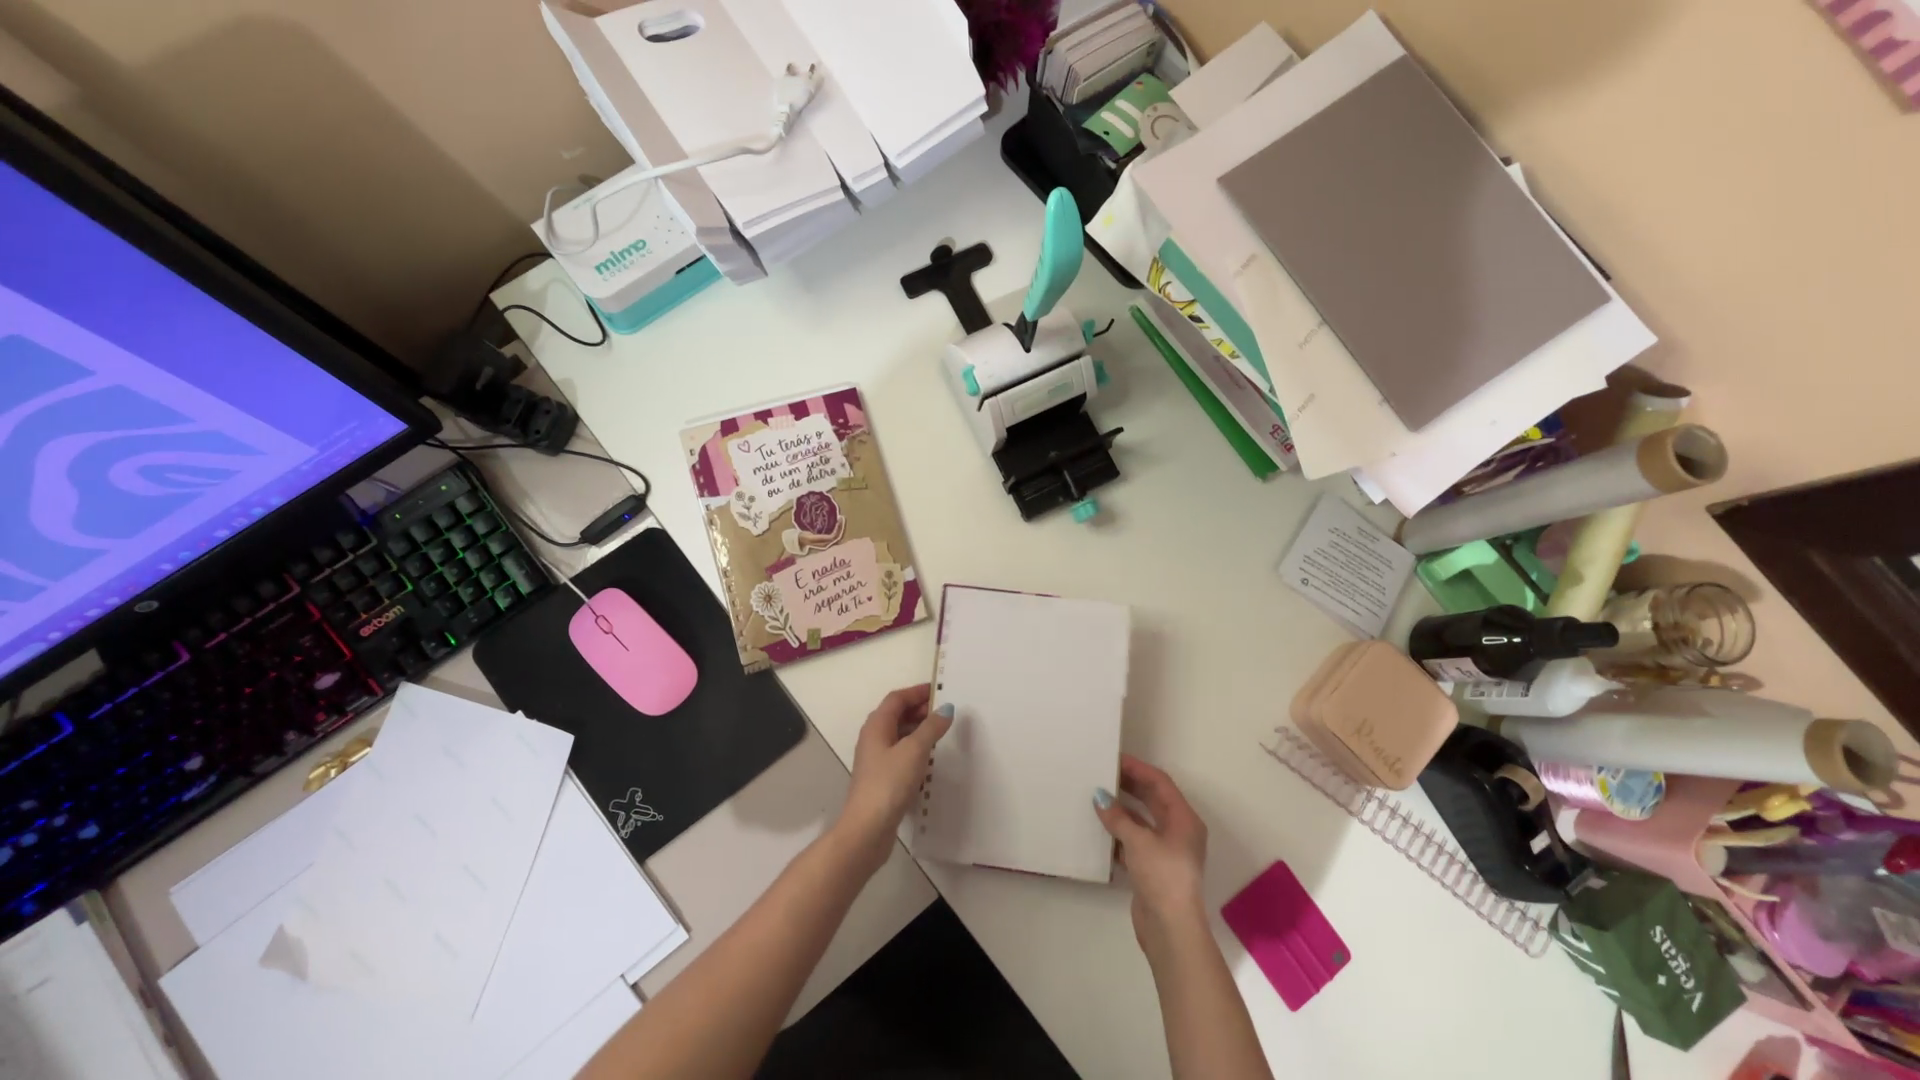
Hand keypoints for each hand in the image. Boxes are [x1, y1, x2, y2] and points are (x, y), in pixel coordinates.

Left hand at [834, 684, 952, 871]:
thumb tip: (945, 709)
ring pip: (898, 735)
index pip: (896, 699)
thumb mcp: (914, 750)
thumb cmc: (889, 783)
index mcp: (876, 726)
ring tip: (942, 733)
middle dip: (919, 710)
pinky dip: (915, 749)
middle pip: (896, 715)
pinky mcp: (881, 778)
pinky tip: (930, 760)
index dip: (917, 692)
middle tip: (945, 712)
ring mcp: (876, 759)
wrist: (868, 827)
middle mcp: (873, 738)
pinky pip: (900, 754)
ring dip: (918, 730)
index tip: (940, 691)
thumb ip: (931, 728)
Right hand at [1094, 754, 1208, 955]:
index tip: (1114, 758)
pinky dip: (1119, 834)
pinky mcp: (1153, 868)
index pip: (1161, 784)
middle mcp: (1178, 832)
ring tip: (1097, 798)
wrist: (1170, 927)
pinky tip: (1099, 831)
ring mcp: (1166, 851)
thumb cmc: (1162, 876)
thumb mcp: (1139, 842)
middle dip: (1130, 787)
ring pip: (1142, 822)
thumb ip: (1119, 818)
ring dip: (1122, 811)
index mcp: (1184, 820)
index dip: (1138, 769)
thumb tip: (1100, 798)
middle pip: (1153, 800)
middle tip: (1103, 774)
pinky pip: (1135, 842)